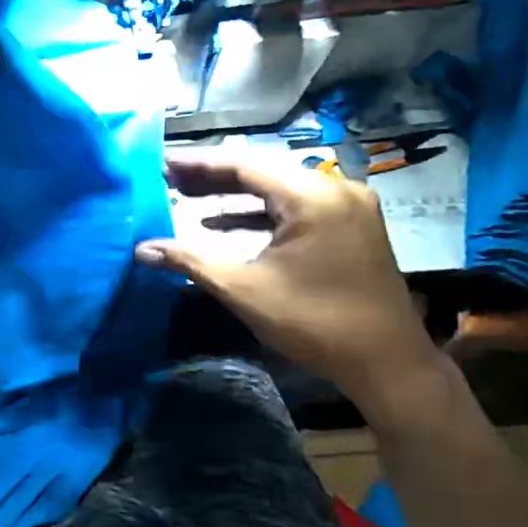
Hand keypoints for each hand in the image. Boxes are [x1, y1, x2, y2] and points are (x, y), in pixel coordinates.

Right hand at [133, 157, 437, 396]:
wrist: (385, 360)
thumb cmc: (314, 322)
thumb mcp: (245, 290)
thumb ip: (191, 262)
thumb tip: (142, 249)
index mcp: (312, 195)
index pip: (244, 165)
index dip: (199, 165)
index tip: (163, 165)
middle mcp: (335, 189)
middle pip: (264, 173)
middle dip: (214, 179)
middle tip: (171, 181)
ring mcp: (349, 207)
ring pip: (281, 191)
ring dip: (237, 199)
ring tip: (190, 200)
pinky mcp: (353, 227)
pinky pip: (299, 209)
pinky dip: (264, 216)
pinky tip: (227, 225)